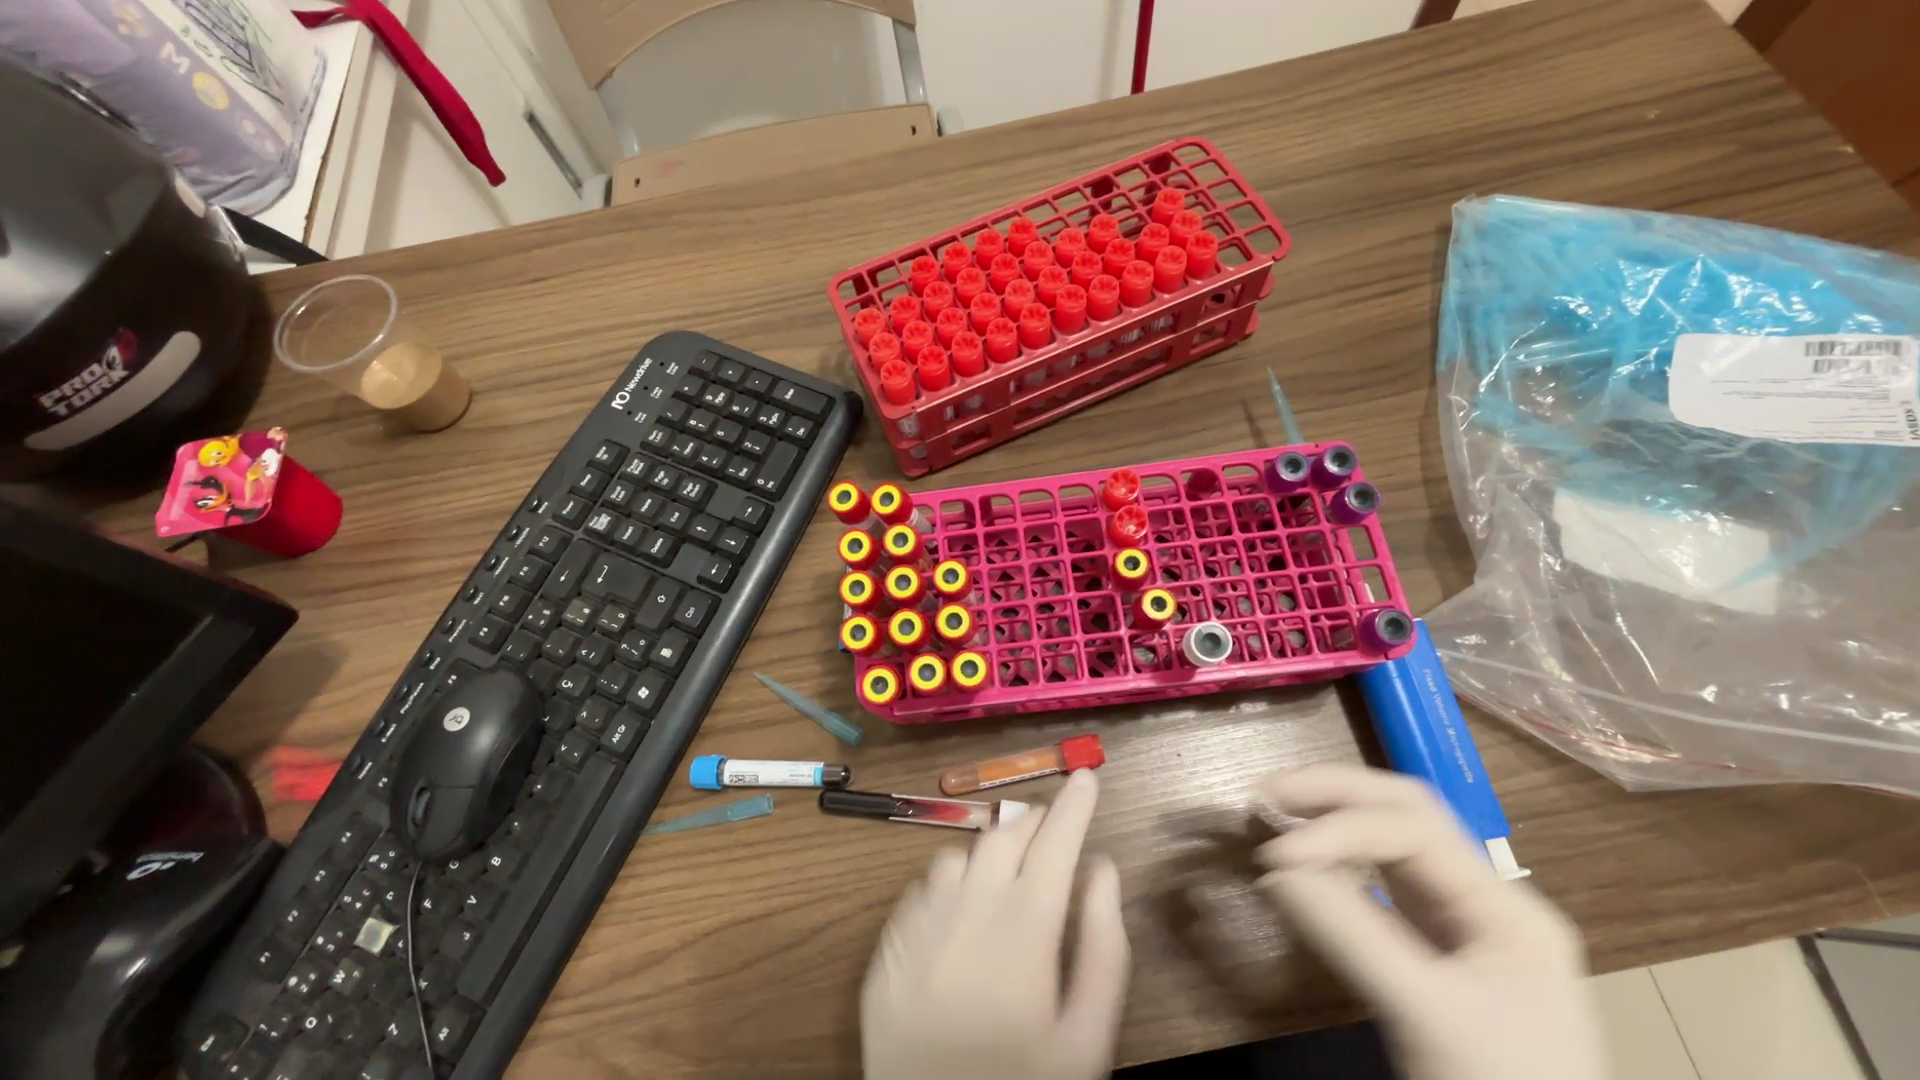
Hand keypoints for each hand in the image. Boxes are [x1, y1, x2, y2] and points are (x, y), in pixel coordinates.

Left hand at [861, 769, 1130, 1079]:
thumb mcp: (1087, 1038)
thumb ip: (1104, 948)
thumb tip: (1104, 871)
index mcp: (1023, 933)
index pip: (1054, 845)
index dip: (1074, 805)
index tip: (1087, 774)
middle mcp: (966, 914)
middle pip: (1002, 836)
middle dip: (1034, 819)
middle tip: (1055, 825)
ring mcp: (919, 927)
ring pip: (957, 854)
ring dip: (990, 849)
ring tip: (1011, 871)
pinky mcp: (888, 947)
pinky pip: (921, 887)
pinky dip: (950, 881)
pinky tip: (963, 910)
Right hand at [1255, 763, 1606, 1079]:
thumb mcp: (1424, 1014)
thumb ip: (1350, 934)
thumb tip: (1273, 871)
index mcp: (1507, 908)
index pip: (1414, 831)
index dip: (1338, 830)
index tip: (1273, 853)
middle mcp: (1488, 899)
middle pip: (1409, 816)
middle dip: (1337, 795)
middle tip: (1267, 793)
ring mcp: (1465, 924)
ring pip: (1396, 844)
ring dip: (1337, 821)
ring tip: (1277, 816)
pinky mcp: (1438, 950)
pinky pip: (1386, 886)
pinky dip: (1342, 865)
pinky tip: (1308, 864)